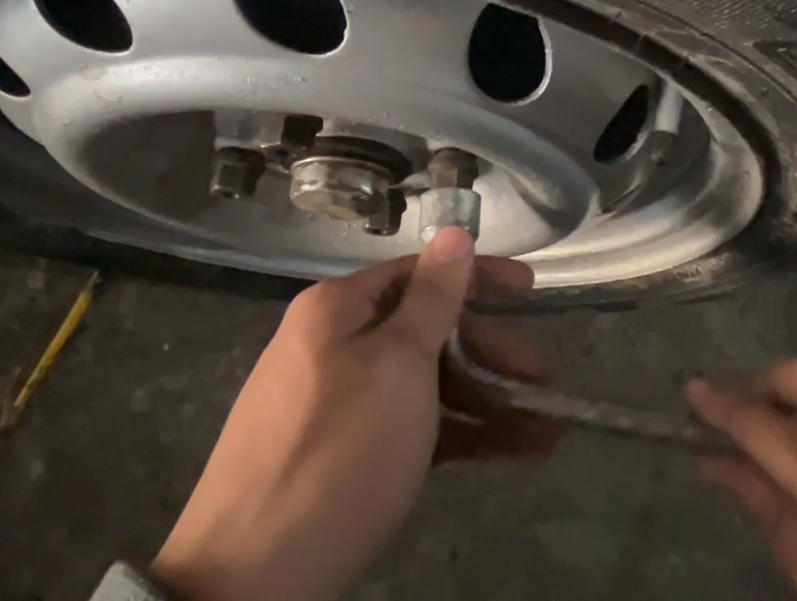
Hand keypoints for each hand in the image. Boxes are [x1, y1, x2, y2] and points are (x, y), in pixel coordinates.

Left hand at [151, 229, 556, 600]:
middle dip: (491, 354)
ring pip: (425, 385)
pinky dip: (458, 434)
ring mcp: (338, 404)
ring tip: (544, 430)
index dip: (478, 278)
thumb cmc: (339, 449)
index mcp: (338, 310)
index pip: (419, 274)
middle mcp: (334, 346)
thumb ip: (433, 297)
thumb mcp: (397, 364)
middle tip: (542, 378)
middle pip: (427, 332)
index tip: (530, 290)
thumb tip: (453, 231)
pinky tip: (510, 451)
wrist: (252, 577)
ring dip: (486, 402)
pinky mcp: (344, 455)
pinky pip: (411, 427)